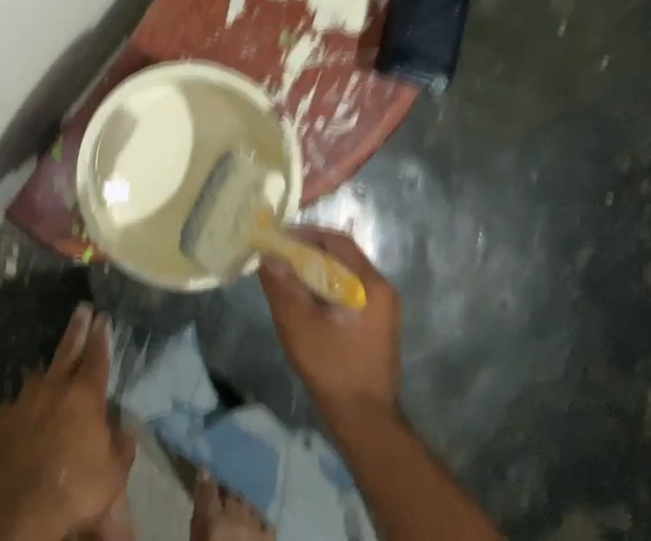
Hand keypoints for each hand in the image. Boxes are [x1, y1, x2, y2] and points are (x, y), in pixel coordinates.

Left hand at [0, 303, 136, 539]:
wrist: (22, 502)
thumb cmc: (76, 486)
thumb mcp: (114, 473)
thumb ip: (121, 447)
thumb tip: (124, 431)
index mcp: (85, 396)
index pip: (97, 357)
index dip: (102, 337)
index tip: (104, 317)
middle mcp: (54, 387)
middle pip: (67, 350)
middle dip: (76, 329)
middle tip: (81, 309)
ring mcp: (25, 399)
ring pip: (39, 375)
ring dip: (49, 369)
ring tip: (53, 367)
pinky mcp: (3, 416)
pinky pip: (19, 402)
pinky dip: (27, 402)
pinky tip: (27, 409)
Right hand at [257, 227, 400, 416]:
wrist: (364, 417)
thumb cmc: (332, 366)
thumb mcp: (298, 322)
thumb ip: (282, 284)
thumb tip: (268, 254)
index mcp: (371, 285)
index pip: (337, 242)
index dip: (306, 234)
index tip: (277, 237)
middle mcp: (382, 290)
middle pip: (342, 256)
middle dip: (307, 252)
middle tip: (276, 255)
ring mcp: (382, 308)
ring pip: (343, 274)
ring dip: (314, 270)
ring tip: (284, 275)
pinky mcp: (375, 323)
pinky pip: (347, 291)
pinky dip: (323, 287)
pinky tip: (302, 299)